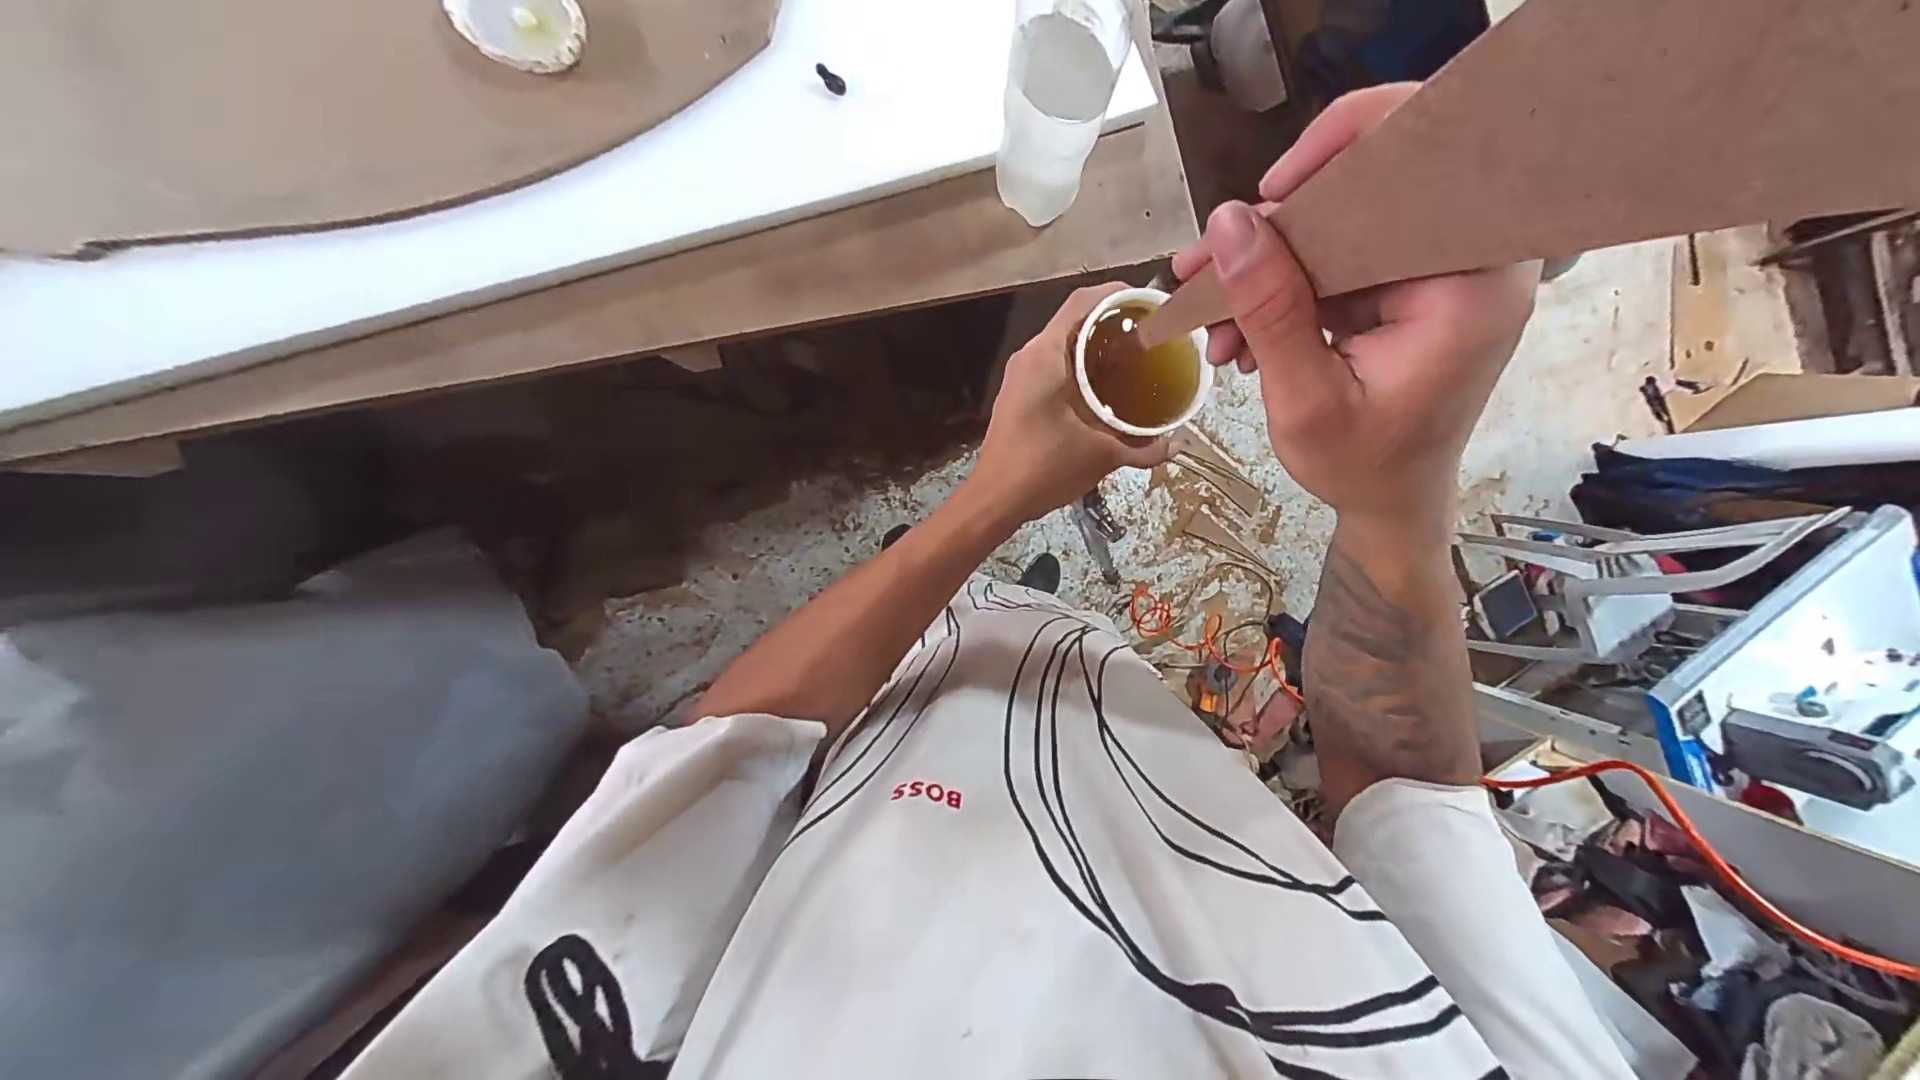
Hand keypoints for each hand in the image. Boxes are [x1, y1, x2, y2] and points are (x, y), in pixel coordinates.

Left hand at [967, 284, 1173, 524]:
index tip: (1151, 302)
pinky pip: (1055, 367)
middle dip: (1113, 322)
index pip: (1083, 302)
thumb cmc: (1043, 468)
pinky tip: (1107, 389)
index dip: (1119, 294)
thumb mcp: (1100, 455)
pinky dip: (1081, 369)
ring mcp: (1020, 376)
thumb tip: (1176, 445)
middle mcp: (1029, 356)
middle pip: (1074, 320)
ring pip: (1064, 345)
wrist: (995, 499)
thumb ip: (1143, 448)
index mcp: (1045, 354)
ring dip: (1097, 348)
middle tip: (1150, 334)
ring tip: (1135, 358)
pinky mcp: (1018, 395)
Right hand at [1170, 83, 1539, 532]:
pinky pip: (1333, 268)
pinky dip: (1280, 295)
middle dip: (1272, 235)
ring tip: (1211, 326)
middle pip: (1365, 196)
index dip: (1337, 153)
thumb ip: (1269, 309)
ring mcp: (1433, 275)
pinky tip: (1239, 337)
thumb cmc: (1360, 465)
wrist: (1389, 502)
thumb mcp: (1304, 397)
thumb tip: (1226, 224)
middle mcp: (1466, 261)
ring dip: (1263, 274)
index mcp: (1469, 280)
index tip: (1262, 202)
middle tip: (1203, 269)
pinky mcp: (1403, 292)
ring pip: (1336, 236)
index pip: (1418, 162)